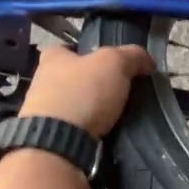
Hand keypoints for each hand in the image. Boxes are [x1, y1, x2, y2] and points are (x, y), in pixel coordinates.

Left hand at [17, 44, 153, 138]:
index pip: (65, 47)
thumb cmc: (83, 92)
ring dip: (88, 106)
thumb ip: (132, 56)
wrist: (57, 140)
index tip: (105, 62)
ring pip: (70, 101)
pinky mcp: (48, 134)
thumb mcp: (114, 63)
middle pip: (69, 75)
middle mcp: (42, 81)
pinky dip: (85, 126)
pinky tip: (102, 130)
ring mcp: (41, 110)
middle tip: (116, 88)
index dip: (84, 52)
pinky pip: (71, 125)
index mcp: (53, 58)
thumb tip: (147, 61)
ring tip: (114, 113)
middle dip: (89, 81)